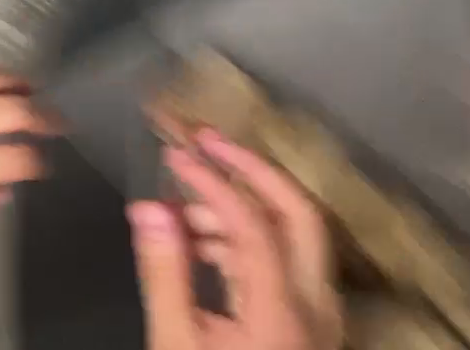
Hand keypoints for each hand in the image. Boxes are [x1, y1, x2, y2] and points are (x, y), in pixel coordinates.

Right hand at [131, 130, 342, 349]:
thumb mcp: (175, 342)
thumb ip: (164, 273)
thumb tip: (150, 205)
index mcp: (282, 310)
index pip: (252, 222)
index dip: (212, 180)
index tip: (172, 154)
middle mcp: (316, 308)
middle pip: (300, 216)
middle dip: (253, 170)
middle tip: (206, 139)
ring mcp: (320, 319)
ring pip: (296, 236)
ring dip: (243, 205)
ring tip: (185, 204)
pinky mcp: (308, 328)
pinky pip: (286, 261)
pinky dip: (246, 235)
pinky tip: (202, 241)